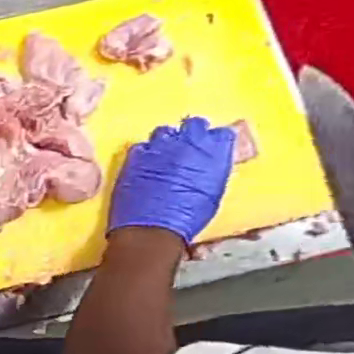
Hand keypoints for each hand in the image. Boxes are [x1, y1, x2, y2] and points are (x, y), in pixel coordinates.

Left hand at [109, 116, 237, 243]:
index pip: (220, 133)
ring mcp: (158, 149)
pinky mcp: (133, 159)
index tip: (210, 148)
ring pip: (163, 132)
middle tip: (186, 147)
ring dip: (165, 141)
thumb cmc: (188, 216)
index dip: (214, 141)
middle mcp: (188, 143)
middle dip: (190, 134)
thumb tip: (206, 167)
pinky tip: (143, 164)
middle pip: (192, 126)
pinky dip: (143, 153)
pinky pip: (139, 147)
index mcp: (215, 151)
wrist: (151, 227)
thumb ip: (210, 171)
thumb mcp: (212, 191)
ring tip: (163, 155)